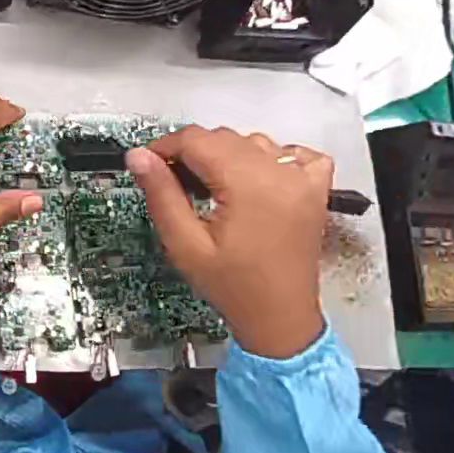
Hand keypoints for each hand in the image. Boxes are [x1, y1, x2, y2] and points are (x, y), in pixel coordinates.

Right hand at [125, 126, 329, 358]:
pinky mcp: (315, 188)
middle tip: (172, 182)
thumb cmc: (230, 285)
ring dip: (224, 154)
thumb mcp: (184, 243)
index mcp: (249, 185)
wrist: (279, 315)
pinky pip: (292, 152)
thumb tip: (138, 156)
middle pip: (223, 136)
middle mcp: (281, 173)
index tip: (148, 164)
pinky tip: (252, 178)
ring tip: (208, 186)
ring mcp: (304, 179)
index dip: (165, 147)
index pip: (197, 140)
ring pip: (252, 141)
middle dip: (191, 152)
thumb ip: (161, 194)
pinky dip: (268, 156)